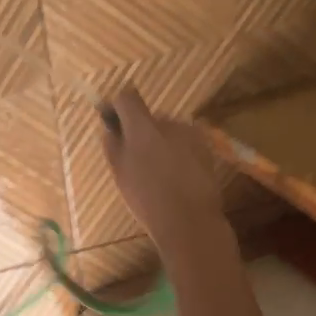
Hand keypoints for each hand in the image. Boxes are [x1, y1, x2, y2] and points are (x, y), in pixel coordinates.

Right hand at [102, 87, 226, 243]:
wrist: (188, 218)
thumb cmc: (146, 199)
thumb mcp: (120, 175)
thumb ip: (113, 147)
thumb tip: (110, 129)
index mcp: (142, 127)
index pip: (127, 98)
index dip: (116, 106)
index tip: (110, 120)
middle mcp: (168, 122)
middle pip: (148, 117)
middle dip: (139, 131)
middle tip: (133, 159)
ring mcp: (190, 133)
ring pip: (167, 131)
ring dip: (159, 142)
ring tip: (155, 171)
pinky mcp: (205, 146)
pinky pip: (183, 142)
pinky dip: (176, 152)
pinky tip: (174, 176)